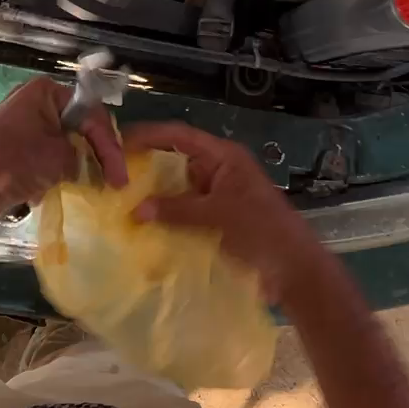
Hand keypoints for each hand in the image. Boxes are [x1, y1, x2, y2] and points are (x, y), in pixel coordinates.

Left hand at [0, 76, 127, 218]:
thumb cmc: (12, 163)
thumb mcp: (58, 158)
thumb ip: (83, 157)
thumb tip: (88, 168)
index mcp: (46, 92)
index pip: (92, 114)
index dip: (109, 146)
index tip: (120, 176)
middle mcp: (35, 101)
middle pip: (79, 125)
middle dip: (97, 153)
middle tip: (114, 180)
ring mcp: (23, 124)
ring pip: (64, 142)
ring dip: (79, 164)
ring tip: (96, 187)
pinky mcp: (14, 146)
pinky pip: (47, 155)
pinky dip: (59, 170)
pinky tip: (68, 188)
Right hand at [123, 122, 324, 299]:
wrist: (296, 272)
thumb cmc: (262, 232)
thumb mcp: (217, 216)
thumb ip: (176, 210)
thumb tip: (136, 210)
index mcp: (223, 156)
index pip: (179, 135)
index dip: (149, 135)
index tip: (119, 141)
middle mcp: (218, 170)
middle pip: (176, 159)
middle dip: (147, 165)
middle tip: (112, 173)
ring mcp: (217, 195)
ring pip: (178, 187)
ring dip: (154, 194)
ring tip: (120, 199)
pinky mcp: (216, 219)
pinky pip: (184, 211)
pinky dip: (166, 216)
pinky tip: (144, 225)